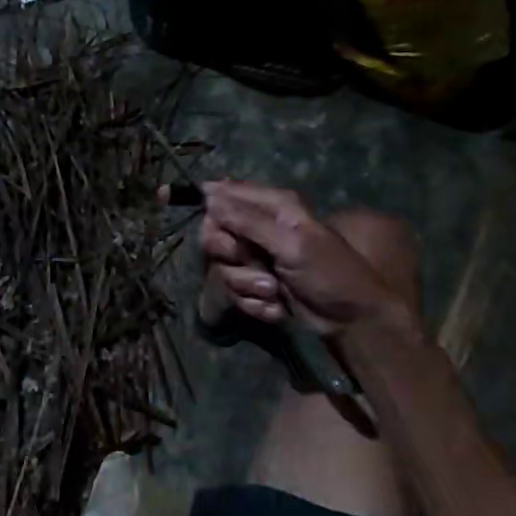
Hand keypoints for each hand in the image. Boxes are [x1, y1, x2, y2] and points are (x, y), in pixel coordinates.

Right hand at [196, 181, 419, 339]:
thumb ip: (249, 220)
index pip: (225, 193)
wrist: (352, 322)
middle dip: (229, 254)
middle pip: (214, 234)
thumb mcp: (293, 243)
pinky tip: (278, 309)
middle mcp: (260, 230)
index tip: (163, 196)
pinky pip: (236, 293)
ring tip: (275, 292)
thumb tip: (211, 195)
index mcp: (273, 208)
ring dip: (248, 286)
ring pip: (223, 269)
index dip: (199, 195)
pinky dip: (256, 305)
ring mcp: (258, 261)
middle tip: (251, 261)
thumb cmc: (331, 274)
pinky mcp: (257, 288)